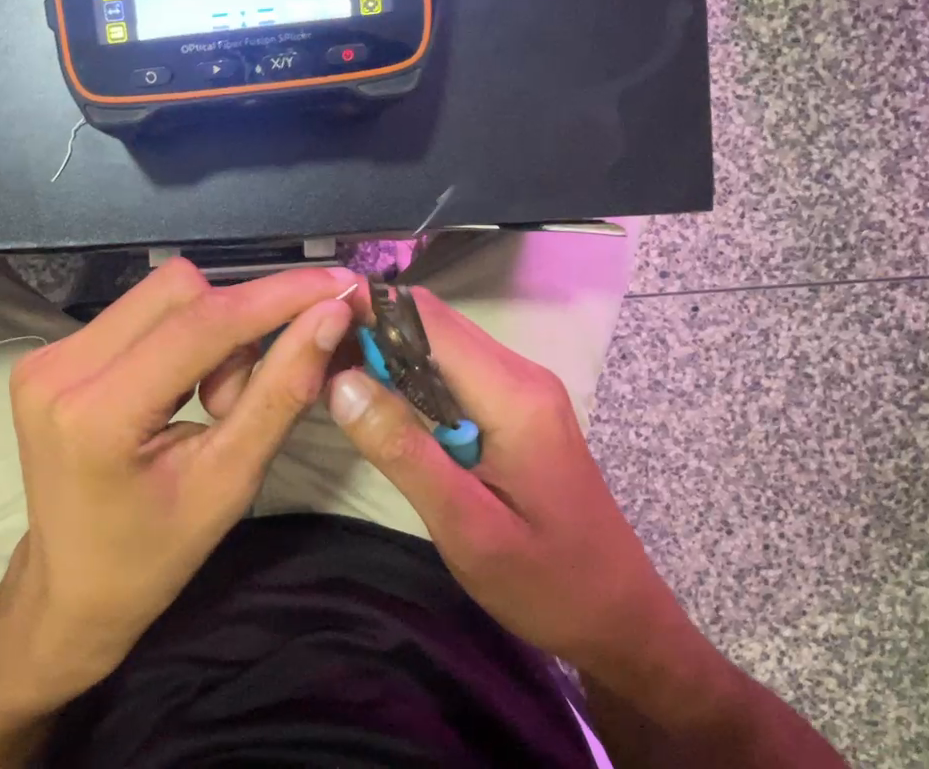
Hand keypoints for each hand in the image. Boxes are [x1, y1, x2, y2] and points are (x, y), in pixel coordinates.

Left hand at [0, 259, 357, 699]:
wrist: (70, 589)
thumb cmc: (153, 557)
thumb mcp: (228, 482)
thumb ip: (280, 393)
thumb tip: (330, 317)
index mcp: (98, 412)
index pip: (201, 324)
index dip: (277, 296)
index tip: (341, 284)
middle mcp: (60, 367)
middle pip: (178, 290)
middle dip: (236, 326)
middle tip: (241, 397)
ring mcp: (48, 356)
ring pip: (160, 295)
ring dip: (209, 333)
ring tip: (210, 404)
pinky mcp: (50, 355)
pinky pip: (137, 314)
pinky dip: (179, 339)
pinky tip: (181, 393)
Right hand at [324, 288, 718, 695]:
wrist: (619, 618)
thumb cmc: (547, 583)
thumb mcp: (466, 527)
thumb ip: (403, 452)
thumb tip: (340, 381)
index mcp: (512, 394)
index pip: (426, 318)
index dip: (366, 310)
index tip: (309, 327)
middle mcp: (519, 374)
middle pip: (431, 323)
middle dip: (368, 331)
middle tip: (310, 361)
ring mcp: (520, 389)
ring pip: (438, 344)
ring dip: (385, 354)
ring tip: (330, 379)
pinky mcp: (515, 408)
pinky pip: (452, 372)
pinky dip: (408, 378)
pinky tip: (376, 405)